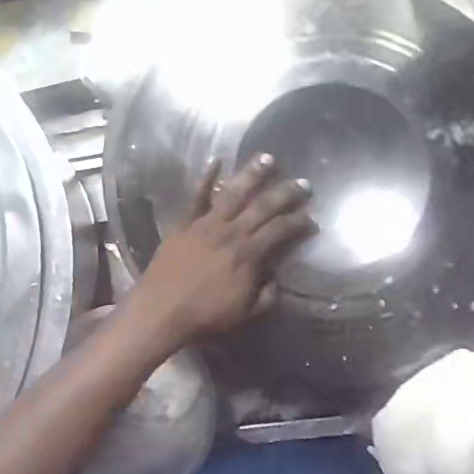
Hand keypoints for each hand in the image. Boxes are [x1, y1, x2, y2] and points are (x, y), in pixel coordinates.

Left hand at [120, 153, 316, 349]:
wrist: (161, 309)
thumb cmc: (205, 315)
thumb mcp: (246, 312)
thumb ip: (267, 294)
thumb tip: (276, 277)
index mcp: (249, 254)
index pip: (281, 231)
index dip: (299, 223)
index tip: (312, 219)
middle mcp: (230, 232)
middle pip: (263, 206)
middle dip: (285, 193)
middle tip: (303, 183)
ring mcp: (205, 223)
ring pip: (233, 193)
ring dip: (251, 174)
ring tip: (267, 158)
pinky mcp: (183, 223)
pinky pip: (196, 196)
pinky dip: (206, 177)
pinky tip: (215, 161)